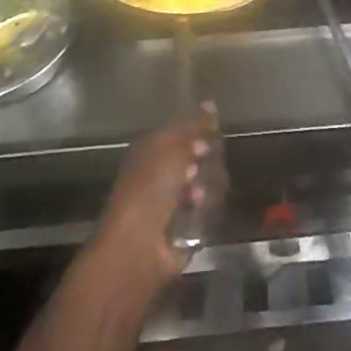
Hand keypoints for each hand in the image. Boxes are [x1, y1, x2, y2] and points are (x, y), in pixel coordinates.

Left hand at [89, 106, 217, 286]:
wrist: (137, 246)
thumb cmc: (151, 188)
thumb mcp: (173, 147)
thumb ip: (194, 126)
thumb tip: (210, 104)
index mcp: (145, 154)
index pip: (174, 136)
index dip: (193, 133)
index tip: (212, 134)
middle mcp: (151, 177)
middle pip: (185, 161)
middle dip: (199, 161)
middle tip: (206, 163)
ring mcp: (161, 206)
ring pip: (193, 187)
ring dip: (202, 187)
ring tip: (200, 194)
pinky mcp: (174, 232)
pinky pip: (197, 213)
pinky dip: (203, 212)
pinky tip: (204, 212)